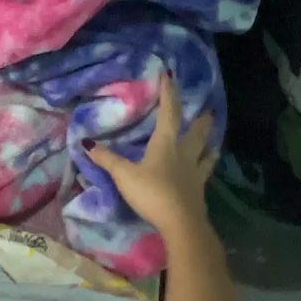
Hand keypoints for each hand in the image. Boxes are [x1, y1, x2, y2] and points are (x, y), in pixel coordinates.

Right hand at [87, 71, 216, 237]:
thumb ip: (107, 158)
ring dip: (209, 144)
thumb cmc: (153, 193)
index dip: (169, 93)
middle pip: (195, 132)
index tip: (170, 75)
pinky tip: (206, 170)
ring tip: (214, 139)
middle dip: (200, 120)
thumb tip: (86, 142)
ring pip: (205, 153)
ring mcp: (195, 174)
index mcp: (166, 144)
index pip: (169, 112)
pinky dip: (207, 166)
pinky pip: (204, 173)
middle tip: (209, 110)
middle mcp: (184, 154)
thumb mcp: (124, 175)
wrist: (182, 226)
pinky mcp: (198, 192)